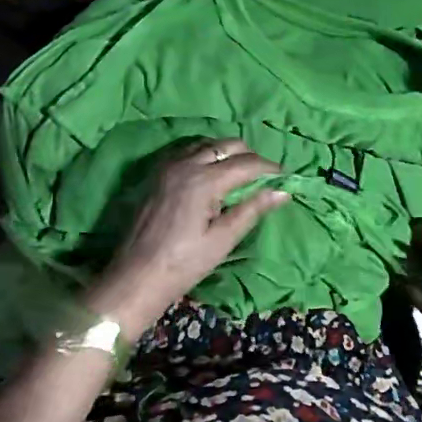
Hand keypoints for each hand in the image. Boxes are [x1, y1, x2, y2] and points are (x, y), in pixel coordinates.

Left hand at [84, 139, 289, 337]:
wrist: (136, 276)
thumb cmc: (183, 264)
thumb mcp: (222, 240)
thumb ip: (252, 209)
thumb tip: (282, 191)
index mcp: (204, 181)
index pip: (247, 163)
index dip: (270, 169)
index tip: (286, 179)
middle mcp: (185, 164)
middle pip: (228, 145)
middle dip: (250, 157)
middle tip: (264, 179)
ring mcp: (168, 166)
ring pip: (207, 144)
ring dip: (228, 154)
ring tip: (241, 177)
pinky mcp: (158, 174)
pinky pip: (188, 152)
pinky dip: (206, 156)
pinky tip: (213, 176)